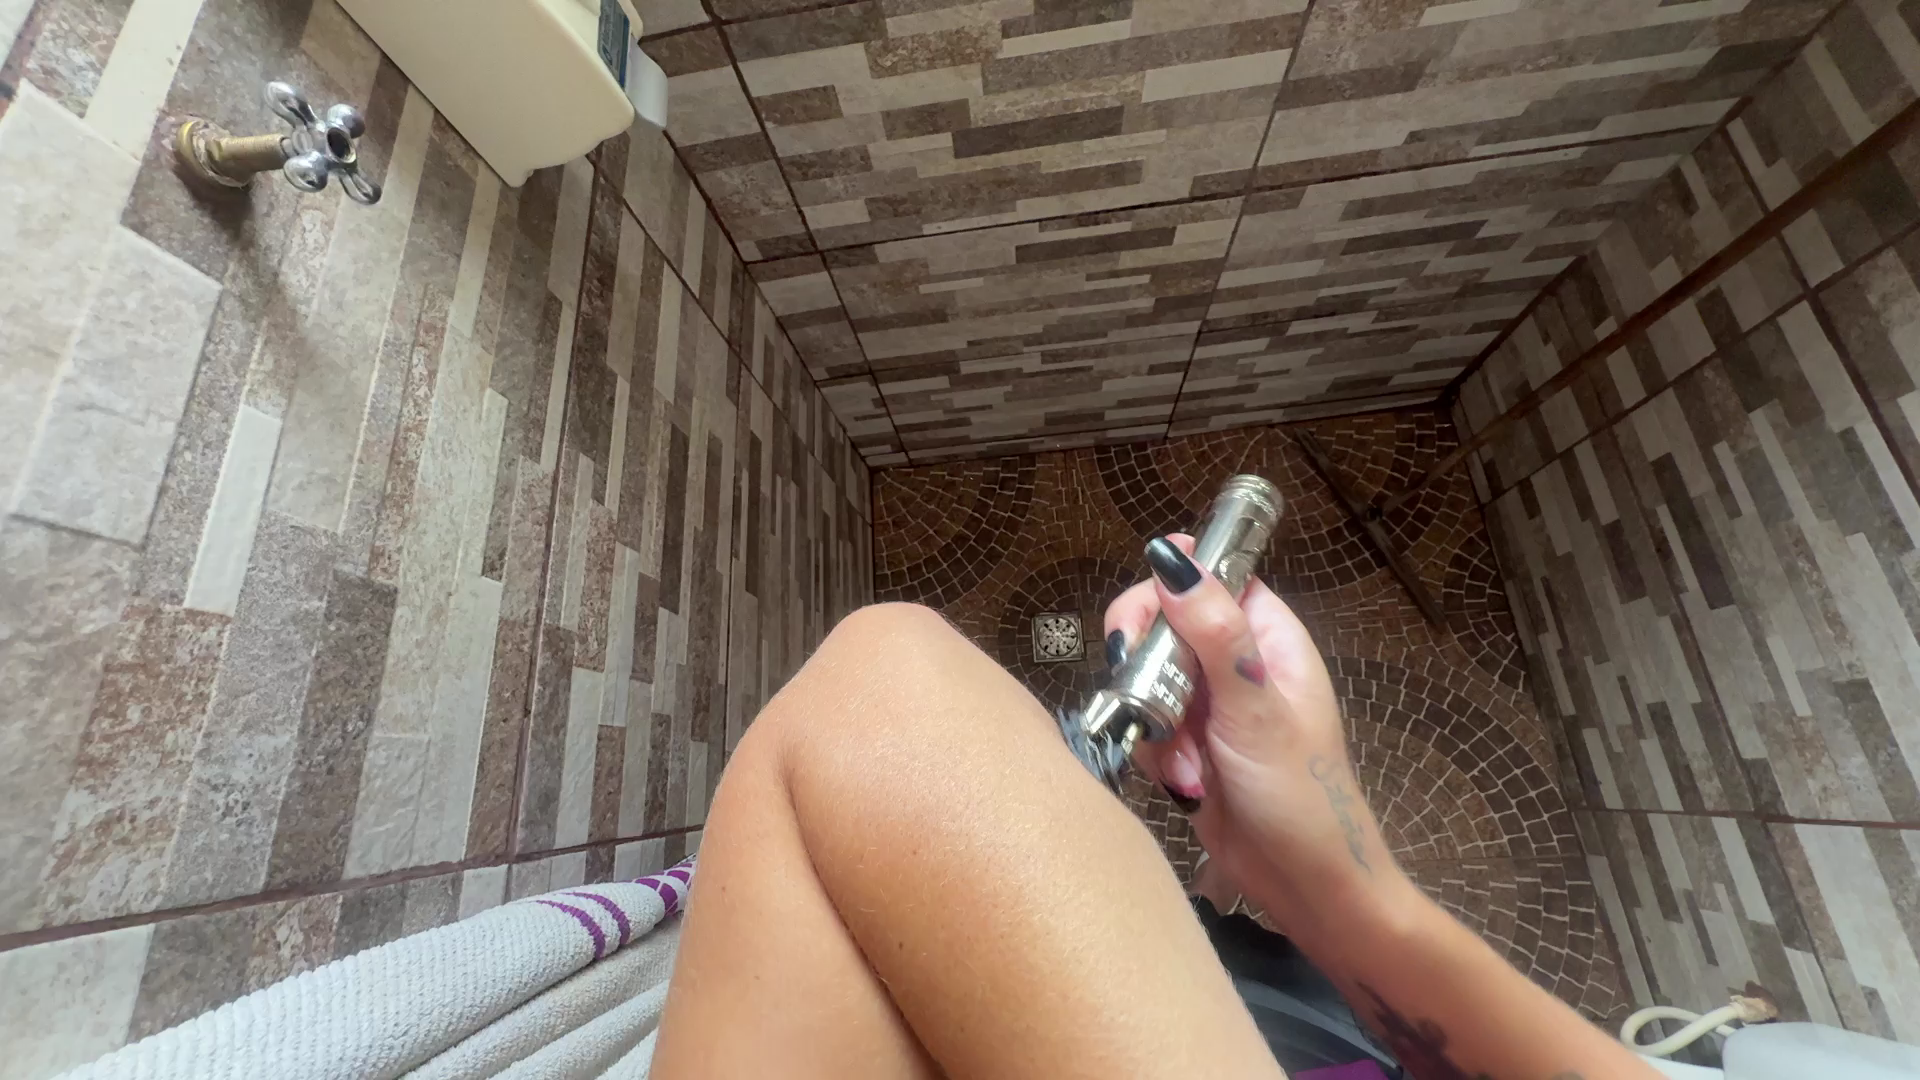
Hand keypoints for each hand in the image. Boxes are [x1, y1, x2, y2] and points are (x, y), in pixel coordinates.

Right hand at [1104, 535, 1407, 929]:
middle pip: (1161, 623)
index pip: (1209, 575)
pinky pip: (1143, 720)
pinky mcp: (1183, 737)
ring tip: (1186, 765)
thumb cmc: (1300, 794)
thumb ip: (1214, 633)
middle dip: (1145, 666)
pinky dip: (1154, 752)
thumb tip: (1170, 556)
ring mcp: (1204, 699)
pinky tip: (1183, 784)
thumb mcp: (1256, 709)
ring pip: (1142, 675)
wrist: (1302, 886)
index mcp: (1265, 635)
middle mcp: (1232, 657)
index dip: (1171, 583)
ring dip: (1153, 722)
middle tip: (1143, 696)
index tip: (1140, 621)